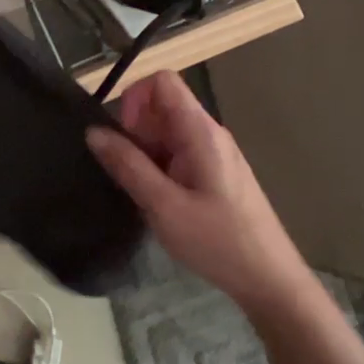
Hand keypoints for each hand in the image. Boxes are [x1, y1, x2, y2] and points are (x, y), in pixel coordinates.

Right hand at [86, 72, 312, 314]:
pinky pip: (177, 152)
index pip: (162, 81)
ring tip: (142, 191)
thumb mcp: (163, 206)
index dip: (135, 98)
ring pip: (166, 131)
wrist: (270, 282)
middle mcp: (209, 133)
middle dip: (135, 130)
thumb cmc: (218, 242)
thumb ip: (127, 165)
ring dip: (145, 152)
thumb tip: (92, 130)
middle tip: (129, 172)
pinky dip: (159, 166)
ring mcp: (214, 153)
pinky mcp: (215, 173)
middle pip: (161, 106)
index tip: (123, 135)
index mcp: (200, 131)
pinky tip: (159, 200)